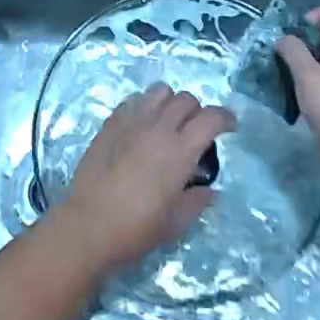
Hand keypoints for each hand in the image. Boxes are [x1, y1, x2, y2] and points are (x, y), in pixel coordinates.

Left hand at [47, 83, 236, 274]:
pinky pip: (133, 100)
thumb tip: (210, 190)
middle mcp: (157, 128)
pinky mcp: (110, 123)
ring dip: (171, 102)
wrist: (88, 224)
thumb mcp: (176, 222)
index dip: (225, 117)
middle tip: (197, 130)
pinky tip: (143, 125)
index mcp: (179, 152)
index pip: (210, 118)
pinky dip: (145, 105)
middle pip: (186, 99)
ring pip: (159, 91)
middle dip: (198, 111)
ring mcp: (130, 121)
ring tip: (170, 122)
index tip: (231, 126)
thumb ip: (197, 201)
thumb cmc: (136, 228)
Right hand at [277, 7, 319, 183]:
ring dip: (294, 62)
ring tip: (273, 71)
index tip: (283, 35)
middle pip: (319, 37)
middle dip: (294, 41)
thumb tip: (282, 38)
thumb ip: (293, 50)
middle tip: (272, 53)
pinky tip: (284, 90)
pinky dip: (300, 79)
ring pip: (315, 60)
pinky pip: (316, 79)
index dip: (304, 18)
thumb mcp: (309, 76)